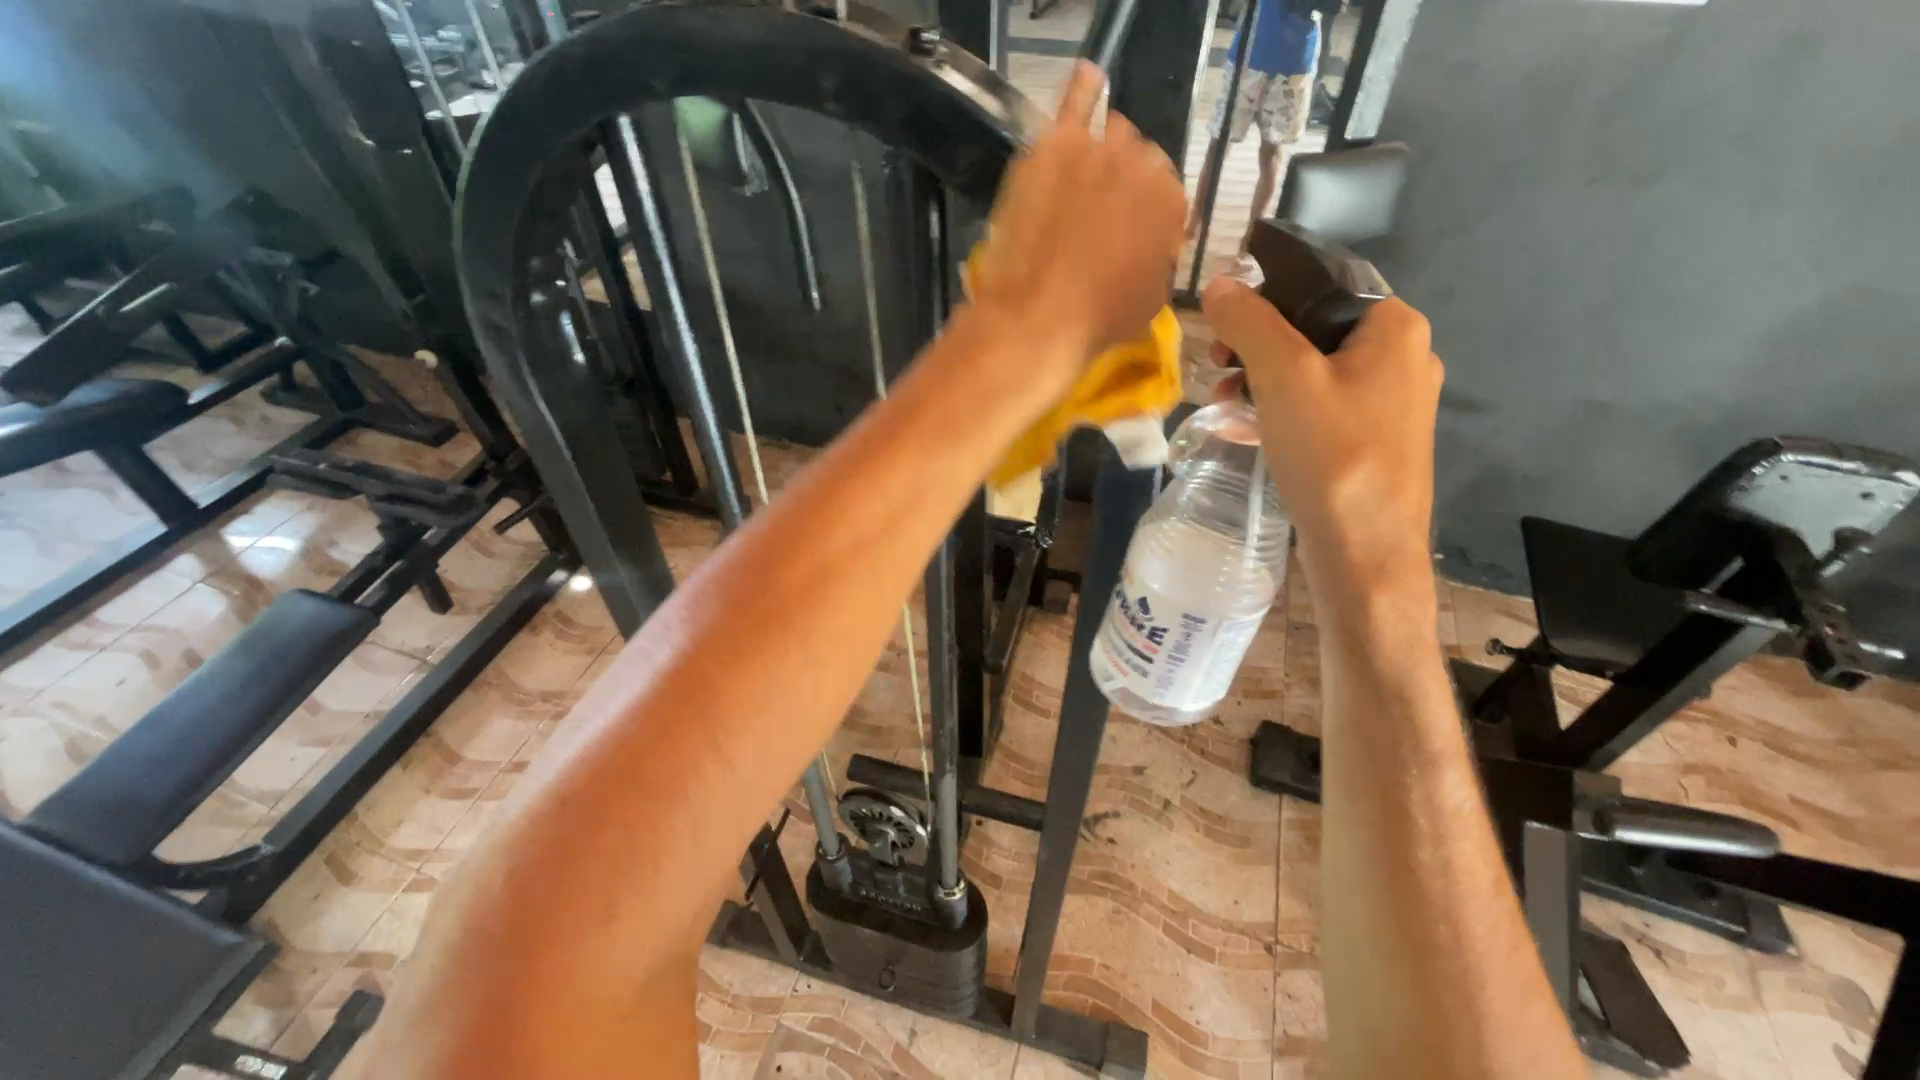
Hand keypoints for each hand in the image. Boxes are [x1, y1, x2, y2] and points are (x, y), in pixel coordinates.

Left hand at [969, 61, 1186, 399]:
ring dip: (1103, 153)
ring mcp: (1098, 150)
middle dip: (1125, 182)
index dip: (1147, 214)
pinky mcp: (1053, 147)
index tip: (1131, 235)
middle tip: (1101, 215)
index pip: (1166, 193)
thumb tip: (1155, 249)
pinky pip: (1076, 102)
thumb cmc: (1101, 318)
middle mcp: (1143, 165)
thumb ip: (1160, 259)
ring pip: (1110, 133)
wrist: (1041, 313)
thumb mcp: (1153, 298)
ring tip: (1084, 179)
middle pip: (1138, 159)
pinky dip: (1083, 89)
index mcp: (1174, 203)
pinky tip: (1088, 78)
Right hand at [1202, 278, 1443, 586]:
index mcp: (1395, 328)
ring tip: (1224, 402)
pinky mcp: (1374, 443)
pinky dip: (1282, 410)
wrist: (1366, 554)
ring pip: (1314, 371)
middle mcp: (1403, 357)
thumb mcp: (1282, 377)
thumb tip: (1219, 283)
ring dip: (1263, 379)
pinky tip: (1245, 429)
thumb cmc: (1331, 456)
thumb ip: (1249, 322)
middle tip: (1216, 365)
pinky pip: (1321, 409)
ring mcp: (1392, 404)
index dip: (1266, 293)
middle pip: (1314, 328)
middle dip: (1257, 344)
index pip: (1323, 283)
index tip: (1222, 322)